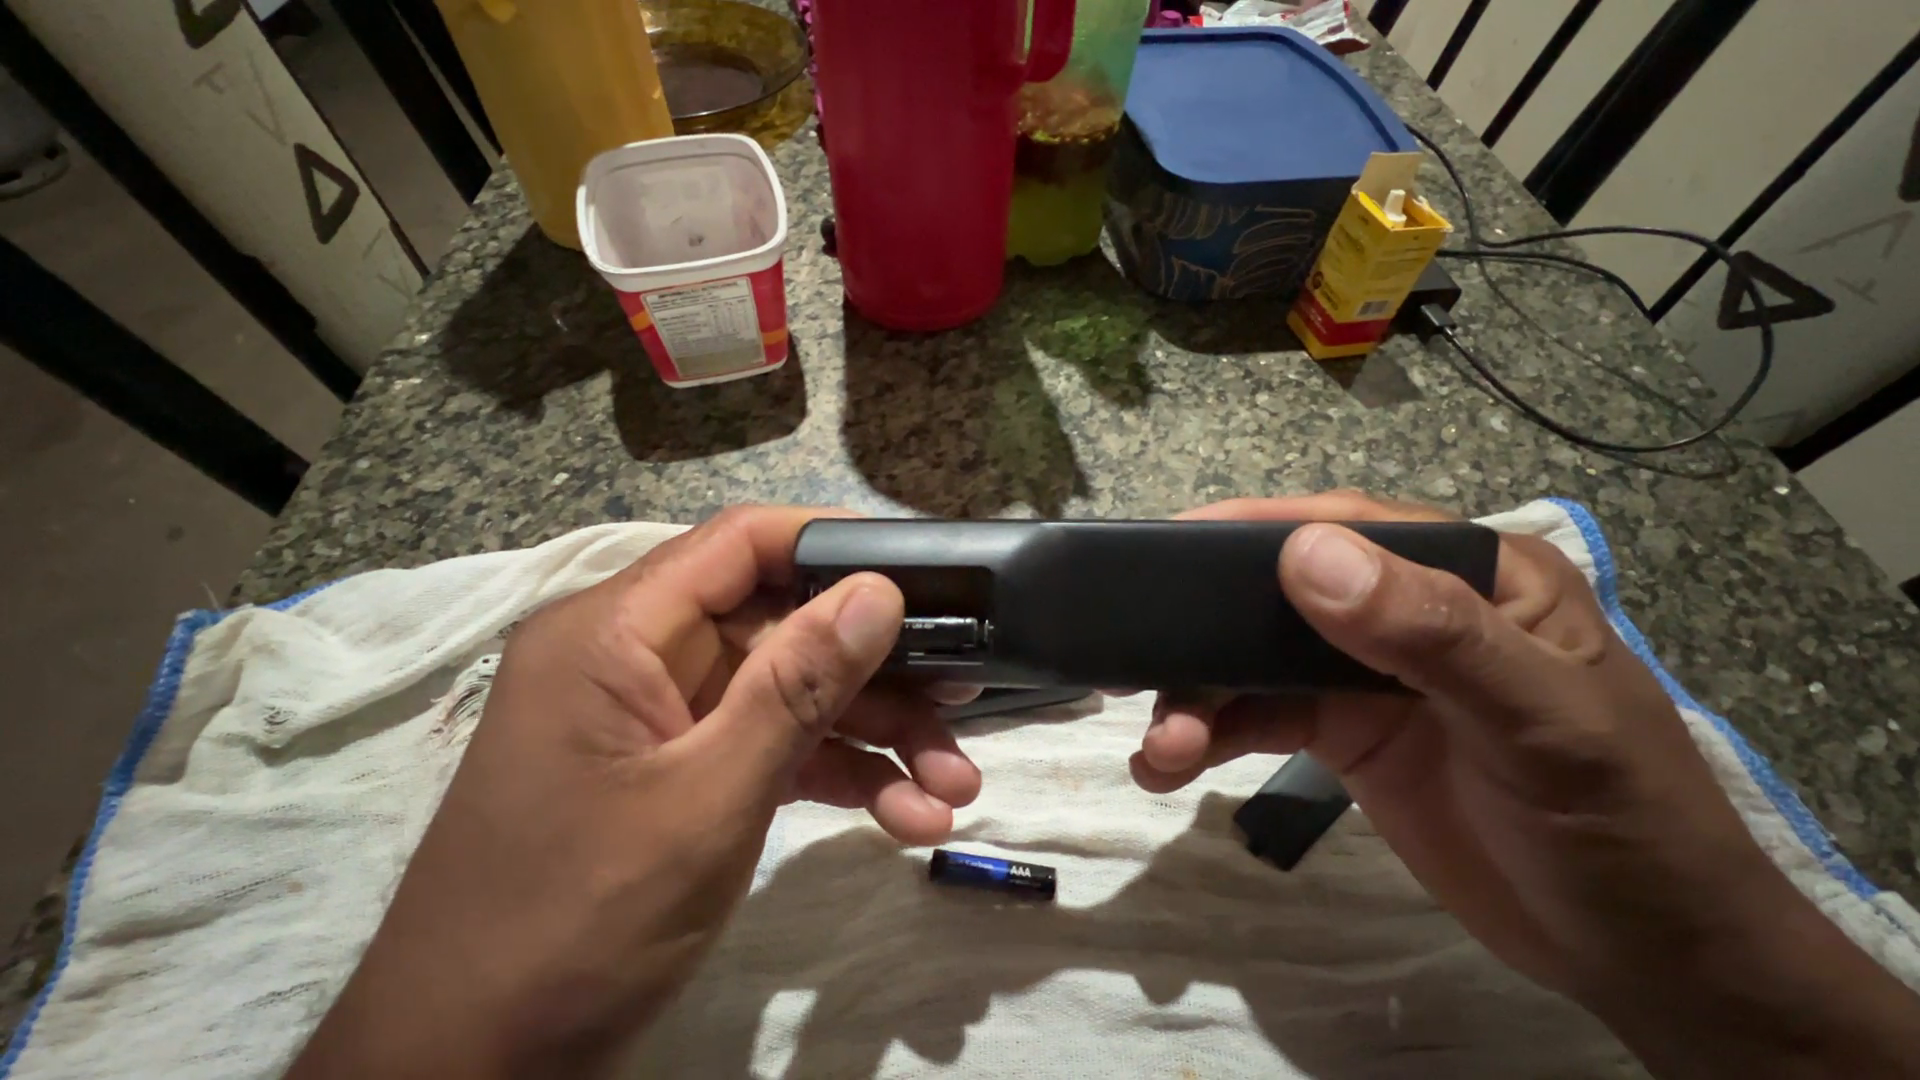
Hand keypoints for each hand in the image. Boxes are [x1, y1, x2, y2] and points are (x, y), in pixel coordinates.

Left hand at [289, 507, 980, 1077]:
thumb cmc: (579, 919)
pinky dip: (834, 777)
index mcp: (615, 633)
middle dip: (876, 672)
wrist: (475, 1067)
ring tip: (956, 787)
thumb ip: (795, 687)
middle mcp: (637, 660)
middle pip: (780, 627)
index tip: (927, 570)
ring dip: (872, 736)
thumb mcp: (707, 797)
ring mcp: (659, 722)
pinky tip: (906, 818)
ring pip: (786, 695)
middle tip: (962, 700)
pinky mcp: (678, 776)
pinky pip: (768, 750)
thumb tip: (878, 591)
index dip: (836, 546)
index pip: (740, 545)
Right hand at [1139, 492, 1919, 1077]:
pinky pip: (1260, 718)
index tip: (1169, 540)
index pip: (1352, 527)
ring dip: (1199, 698)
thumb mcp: (1539, 722)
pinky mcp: (1343, 734)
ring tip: (1160, 749)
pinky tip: (1173, 766)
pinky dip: (1212, 736)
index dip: (1258, 528)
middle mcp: (1408, 613)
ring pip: (1257, 662)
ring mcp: (1368, 676)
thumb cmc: (1618, 824)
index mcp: (1470, 577)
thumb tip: (1304, 555)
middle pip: (1281, 596)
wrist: (1641, 954)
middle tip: (1139, 661)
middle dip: (1206, 629)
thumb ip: (1430, 634)